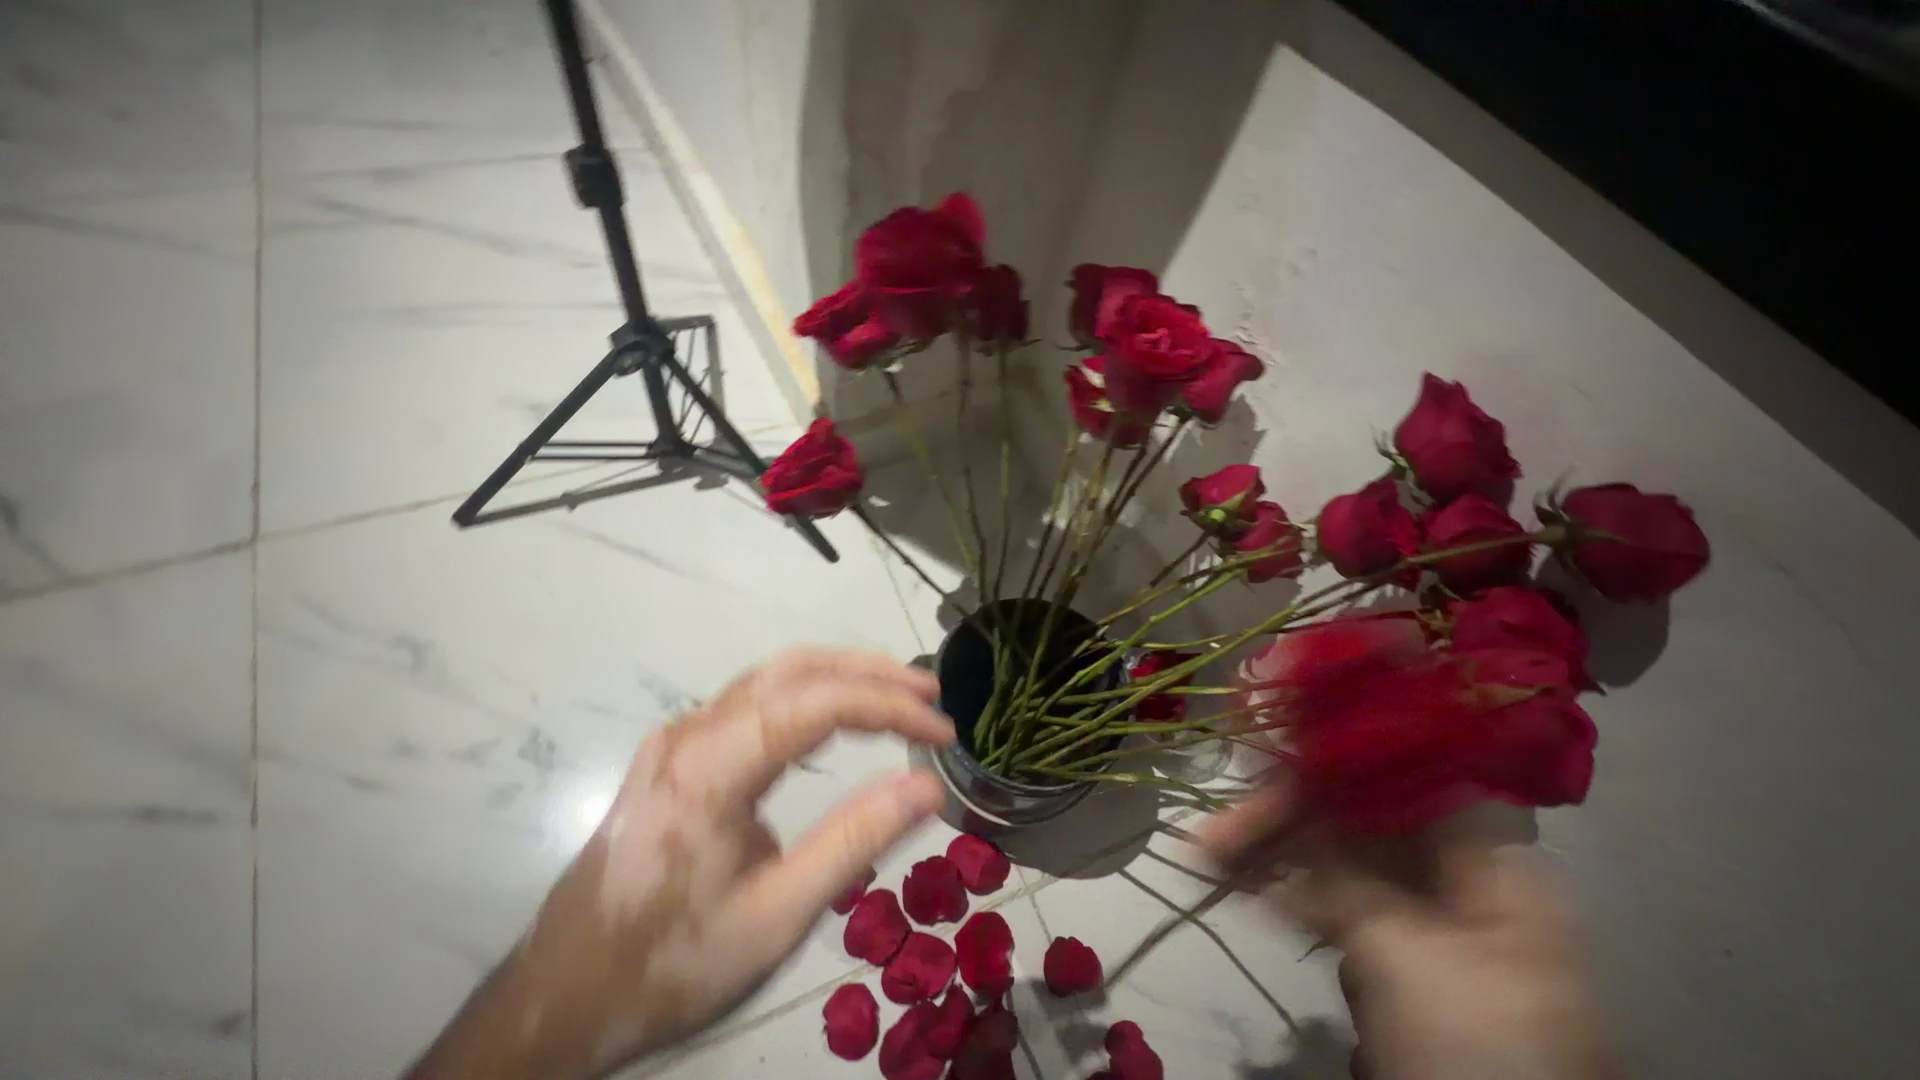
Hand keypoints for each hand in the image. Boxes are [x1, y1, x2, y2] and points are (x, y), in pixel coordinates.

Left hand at [407, 647, 954, 1079]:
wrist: (563, 994)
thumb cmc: (673, 961)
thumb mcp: (777, 914)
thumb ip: (855, 840)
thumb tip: (928, 785)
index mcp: (711, 768)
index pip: (817, 703)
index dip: (888, 706)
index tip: (943, 732)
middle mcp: (689, 734)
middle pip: (791, 671)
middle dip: (868, 672)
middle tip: (930, 692)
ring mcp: (674, 741)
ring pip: (767, 680)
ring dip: (836, 678)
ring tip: (897, 695)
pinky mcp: (671, 758)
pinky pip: (746, 705)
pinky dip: (803, 698)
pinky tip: (831, 722)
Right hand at [1200, 784, 1616, 1079]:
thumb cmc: (1473, 1048)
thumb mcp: (1403, 959)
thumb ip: (1342, 877)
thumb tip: (1288, 815)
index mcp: (1494, 865)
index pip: (1403, 786)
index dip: (1334, 763)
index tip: (1265, 755)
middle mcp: (1463, 879)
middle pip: (1362, 823)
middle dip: (1284, 818)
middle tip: (1210, 831)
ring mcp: (1431, 921)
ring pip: (1342, 863)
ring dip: (1276, 853)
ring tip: (1205, 853)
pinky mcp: (1402, 959)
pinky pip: (1341, 906)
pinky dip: (1291, 896)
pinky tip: (1237, 883)